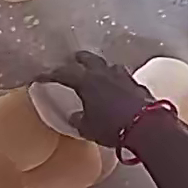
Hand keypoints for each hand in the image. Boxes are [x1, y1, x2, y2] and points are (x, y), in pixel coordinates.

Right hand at [42, 51, 158, 146]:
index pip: (63, 73)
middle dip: (78, 60)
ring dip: (100, 67)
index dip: (50, 74)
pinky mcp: (138, 85)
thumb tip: (74, 115)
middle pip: (88, 59)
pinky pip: (122, 77)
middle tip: (72, 61)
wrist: (147, 128)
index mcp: (86, 81)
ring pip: (107, 65)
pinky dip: (116, 80)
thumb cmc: (112, 127)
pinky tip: (116, 87)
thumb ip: (78, 119)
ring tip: (96, 72)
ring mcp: (123, 76)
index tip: (40, 76)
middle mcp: (104, 73)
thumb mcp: (87, 127)